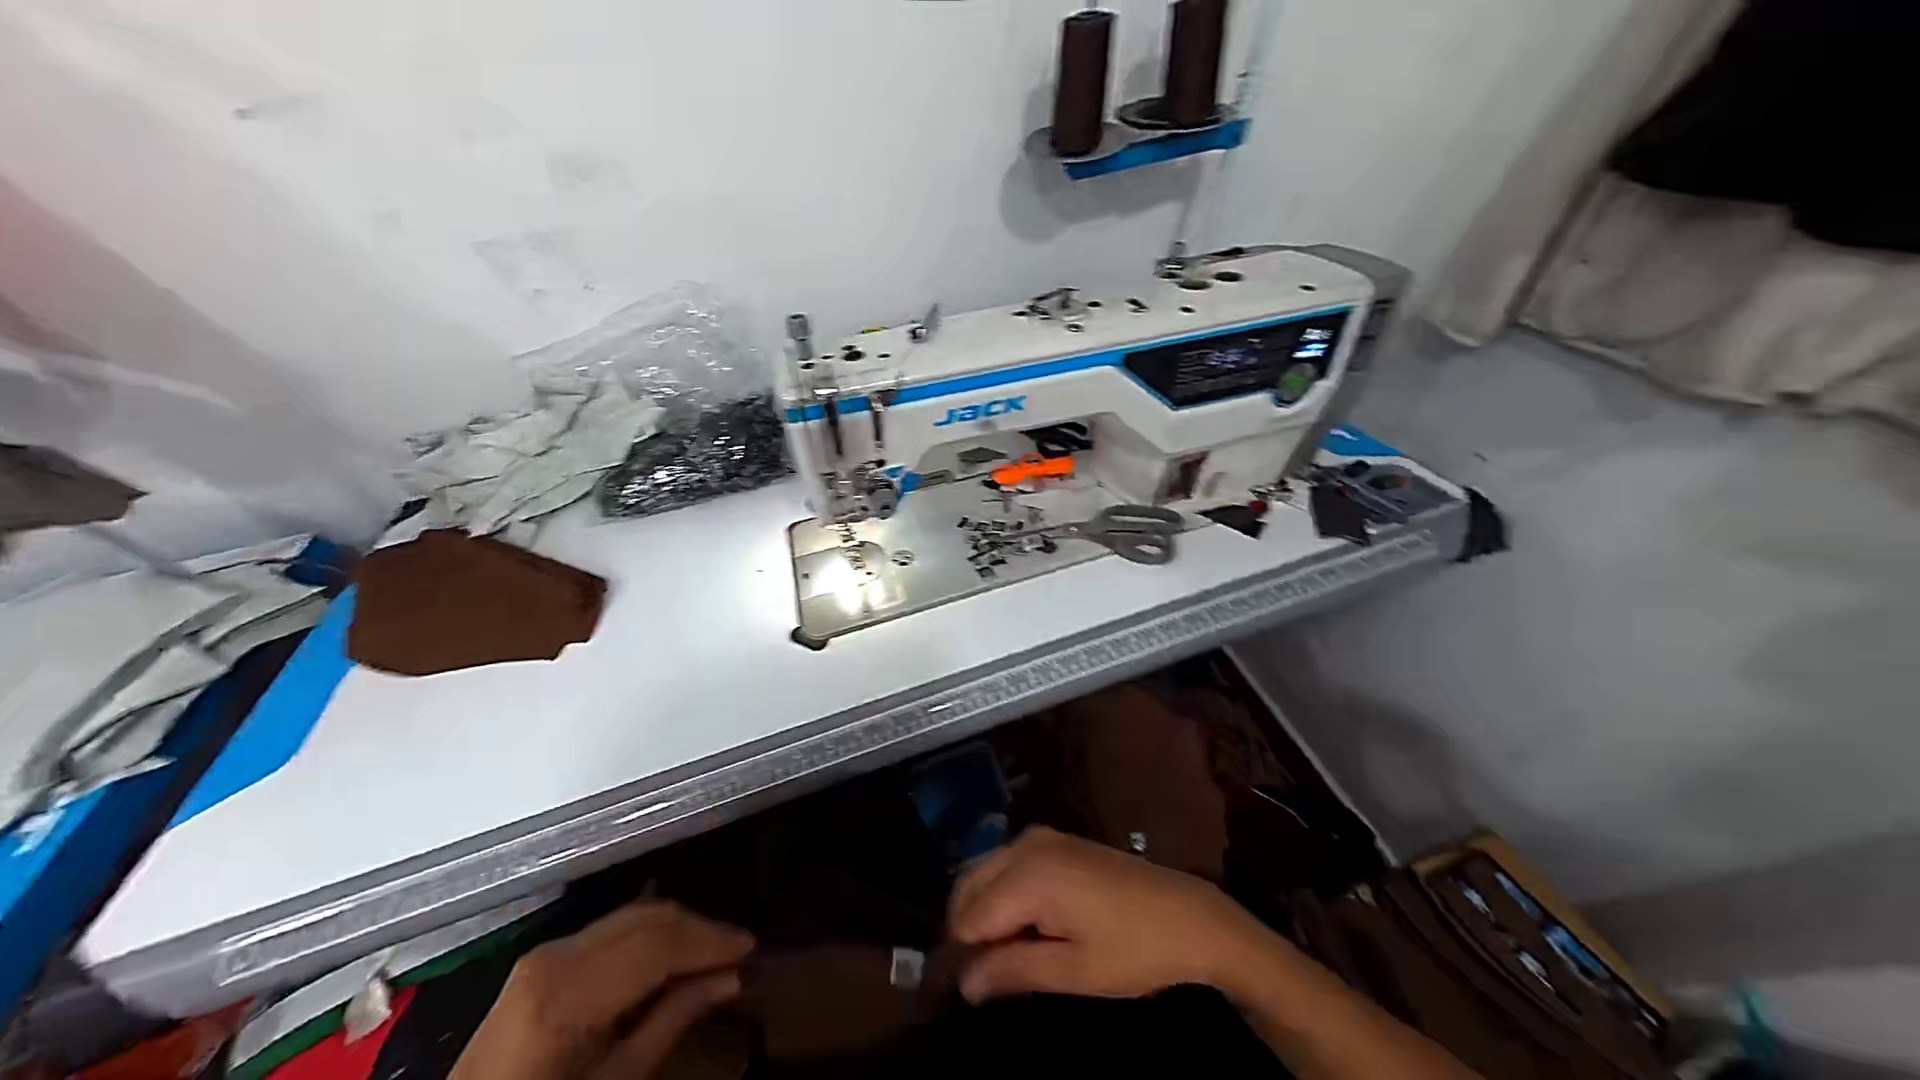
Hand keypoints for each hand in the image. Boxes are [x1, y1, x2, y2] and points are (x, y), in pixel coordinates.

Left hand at [451, 901, 753, 1079]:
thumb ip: (673, 1022)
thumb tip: (730, 978)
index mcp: (566, 996)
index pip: (656, 945)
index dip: (709, 940)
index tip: (750, 948)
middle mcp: (555, 957)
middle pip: (647, 920)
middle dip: (699, 929)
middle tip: (738, 950)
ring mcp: (545, 953)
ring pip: (633, 916)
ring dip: (678, 928)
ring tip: (713, 951)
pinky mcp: (543, 958)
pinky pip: (612, 930)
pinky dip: (651, 935)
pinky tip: (673, 955)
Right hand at [947, 825, 1273, 1002]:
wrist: (1189, 915)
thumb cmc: (1134, 949)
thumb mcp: (1074, 971)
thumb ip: (1013, 971)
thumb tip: (964, 984)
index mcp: (1029, 876)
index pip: (969, 918)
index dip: (961, 956)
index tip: (965, 989)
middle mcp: (1025, 845)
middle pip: (968, 887)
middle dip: (966, 930)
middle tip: (983, 976)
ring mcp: (1040, 837)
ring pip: (983, 872)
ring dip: (982, 911)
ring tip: (1003, 955)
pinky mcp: (1054, 839)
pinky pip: (1006, 863)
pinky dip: (1000, 893)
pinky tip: (1022, 926)